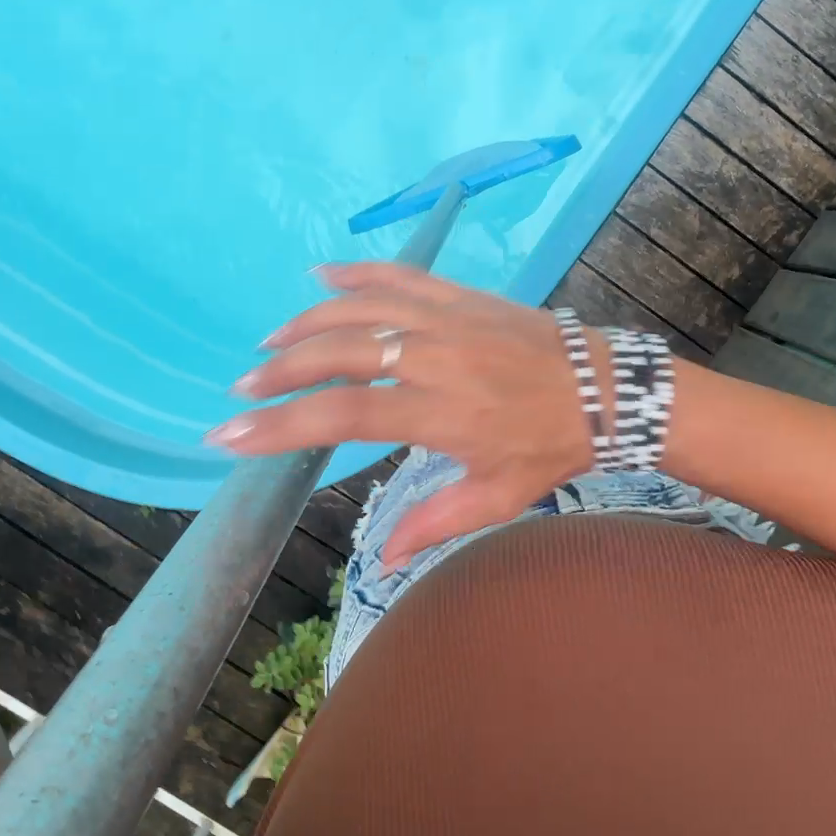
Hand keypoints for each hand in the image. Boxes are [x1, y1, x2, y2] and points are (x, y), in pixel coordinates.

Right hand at [207, 262, 597, 567]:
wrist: (605, 389)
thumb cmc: (552, 448)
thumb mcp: (499, 497)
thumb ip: (435, 523)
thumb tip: (384, 562)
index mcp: (440, 413)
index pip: (343, 416)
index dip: (281, 427)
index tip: (230, 434)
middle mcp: (435, 358)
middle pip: (339, 354)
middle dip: (281, 372)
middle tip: (243, 390)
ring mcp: (448, 318)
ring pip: (362, 309)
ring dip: (308, 323)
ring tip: (270, 344)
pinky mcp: (463, 295)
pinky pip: (402, 276)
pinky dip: (360, 273)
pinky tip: (323, 275)